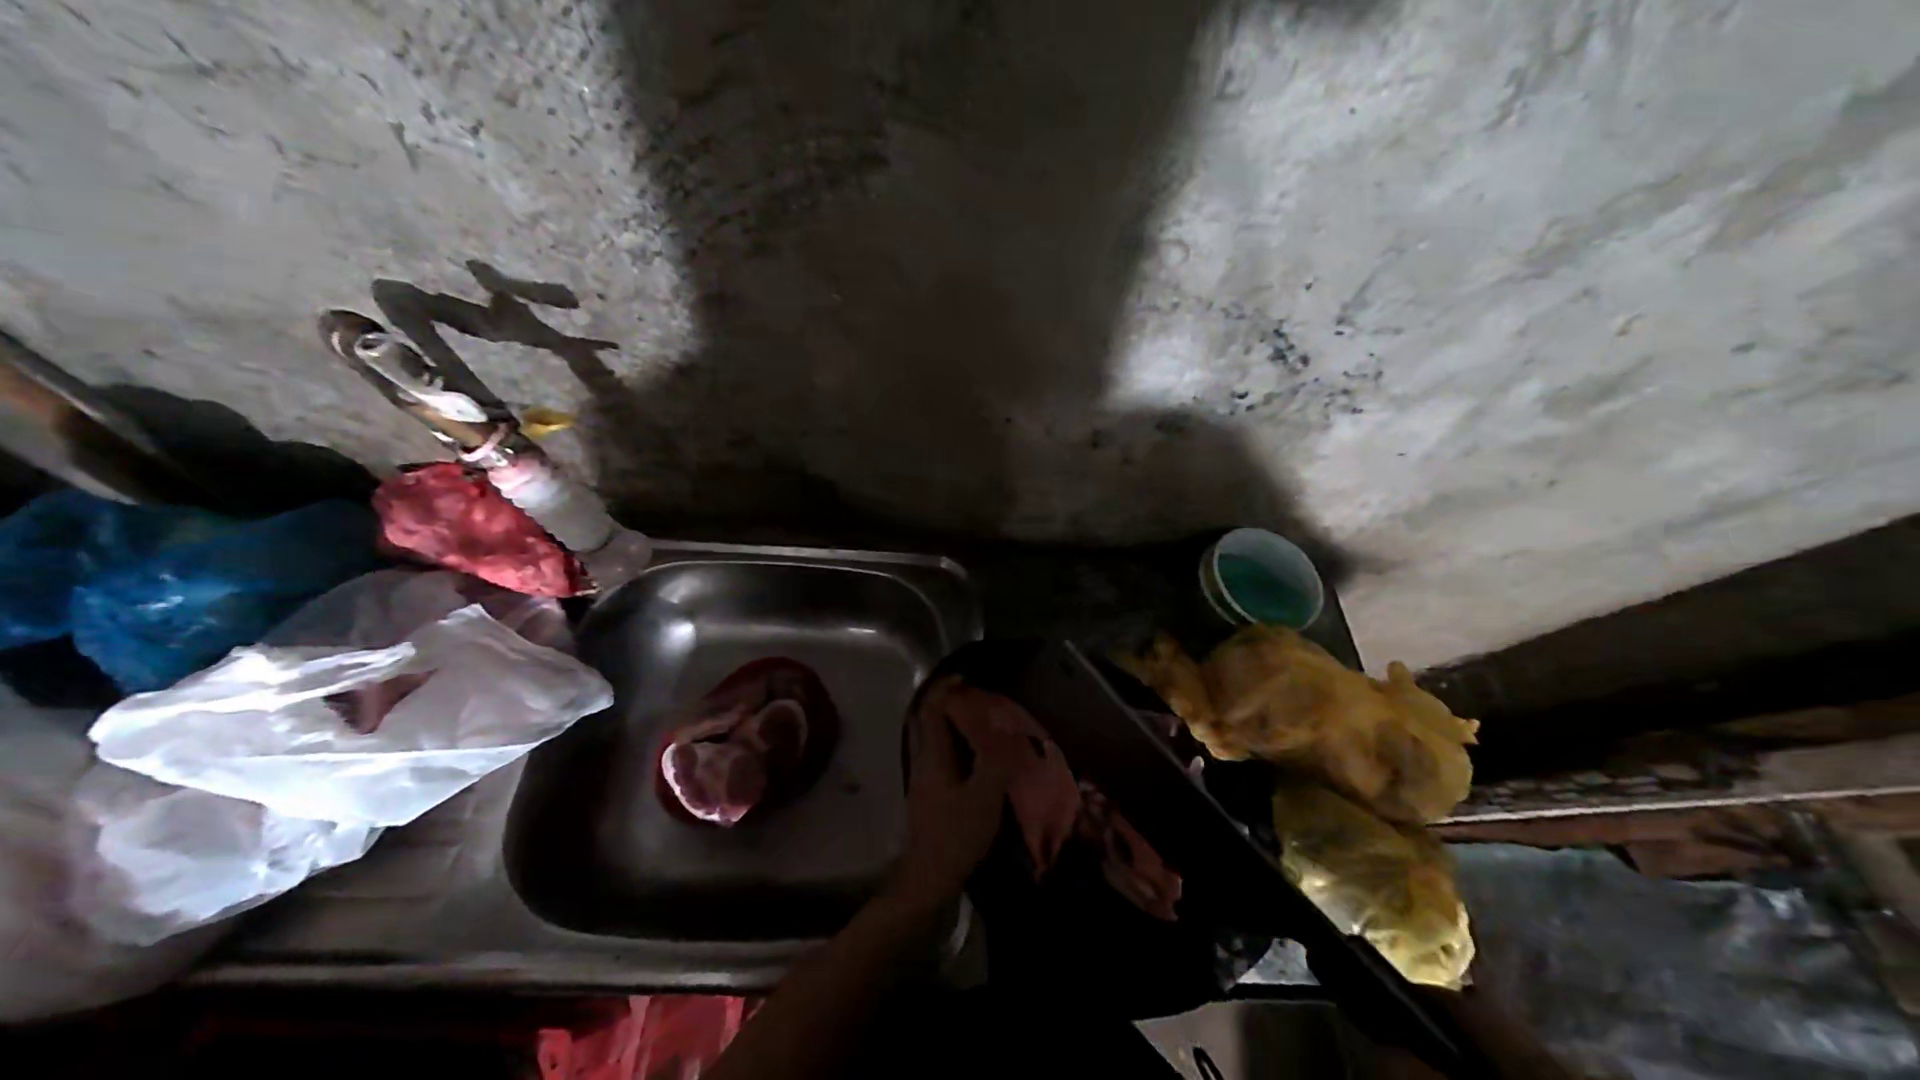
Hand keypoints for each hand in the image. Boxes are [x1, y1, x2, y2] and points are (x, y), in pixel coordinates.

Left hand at [888, 677, 1010, 910]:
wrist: (928, 876)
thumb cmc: (956, 834)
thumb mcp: (985, 797)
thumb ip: (996, 761)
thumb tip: (1008, 730)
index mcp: (933, 755)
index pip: (931, 710)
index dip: (944, 690)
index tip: (964, 677)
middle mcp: (921, 760)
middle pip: (922, 720)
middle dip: (939, 701)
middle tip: (966, 693)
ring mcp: (920, 778)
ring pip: (925, 737)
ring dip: (942, 721)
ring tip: (969, 717)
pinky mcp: (926, 793)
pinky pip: (932, 754)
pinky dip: (946, 742)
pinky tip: (967, 754)